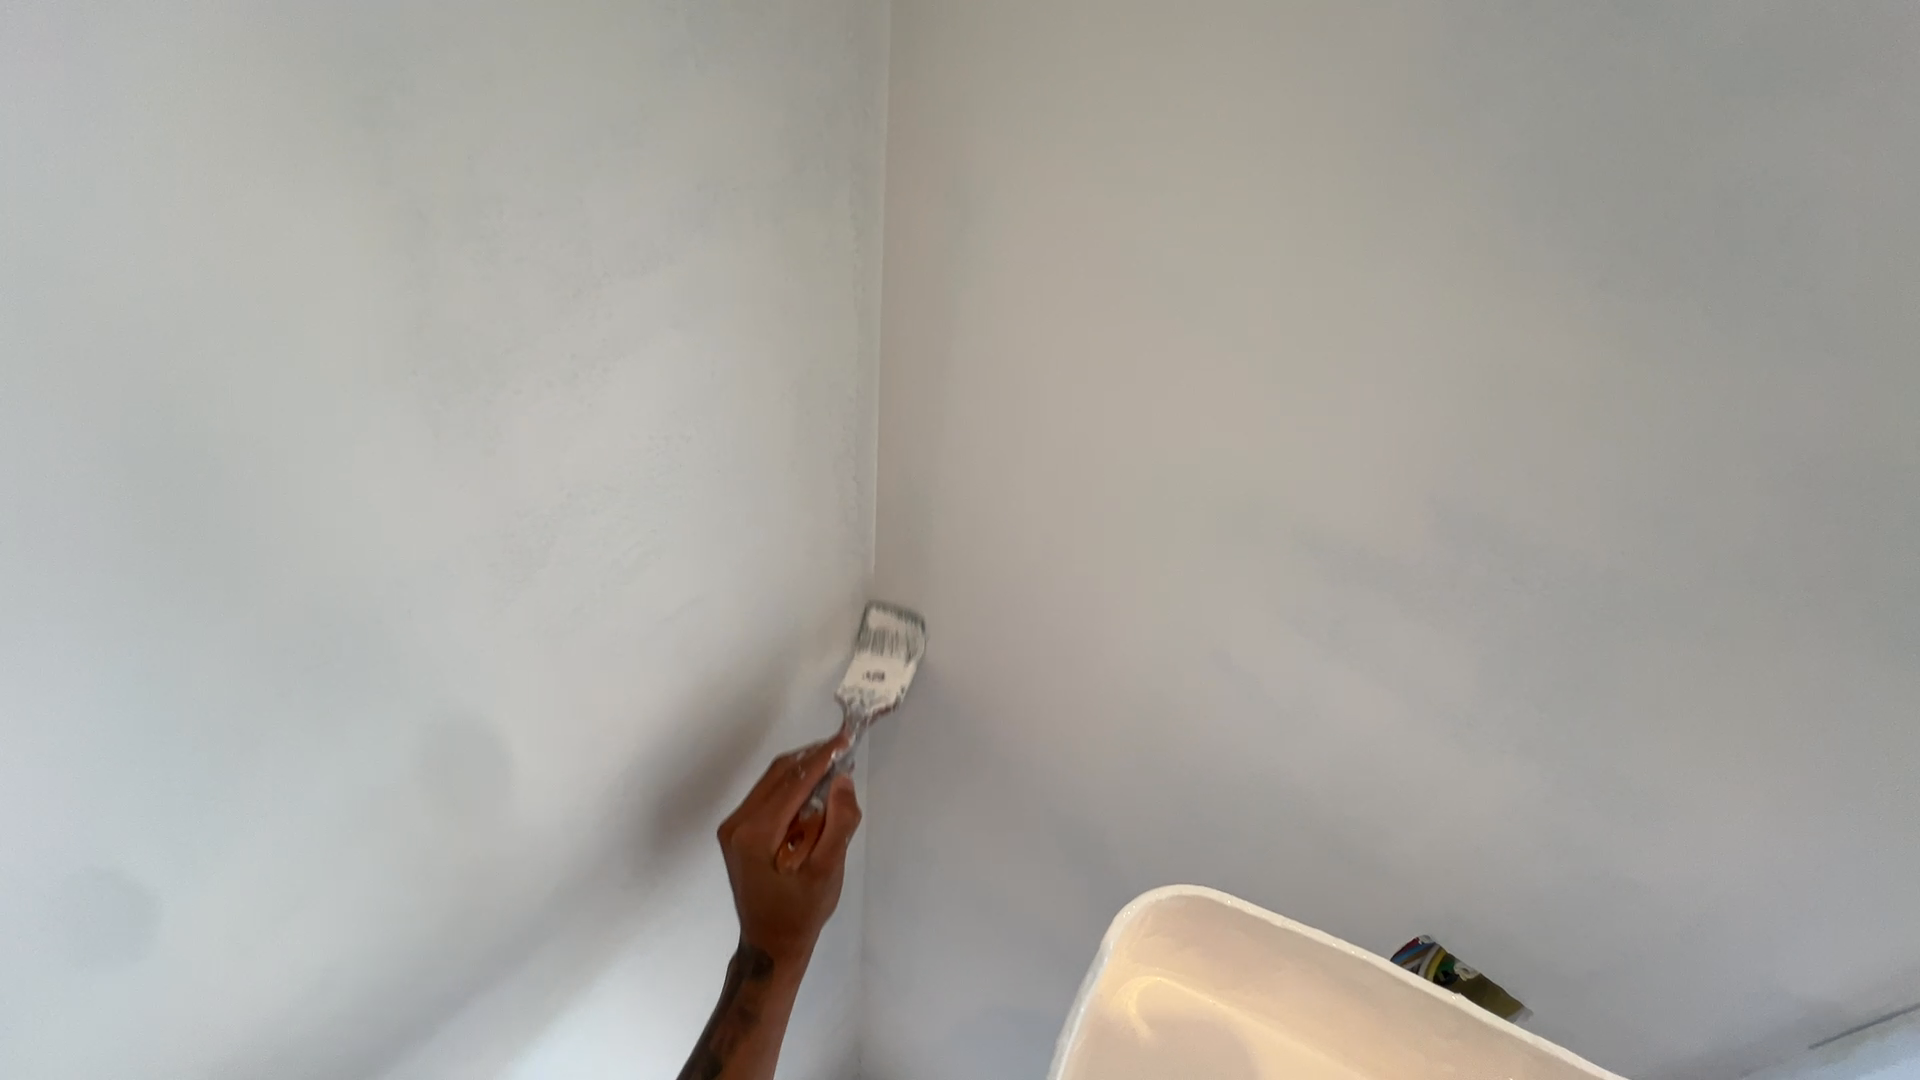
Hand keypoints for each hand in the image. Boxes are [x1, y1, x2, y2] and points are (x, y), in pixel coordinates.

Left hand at [716, 734, 863, 963]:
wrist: (771, 943)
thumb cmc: (802, 911)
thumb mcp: (828, 870)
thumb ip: (839, 822)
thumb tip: (842, 779)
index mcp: (755, 834)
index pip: (793, 782)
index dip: (821, 759)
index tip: (845, 740)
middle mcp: (737, 824)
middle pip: (779, 774)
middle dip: (813, 760)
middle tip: (844, 751)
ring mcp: (733, 827)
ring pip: (772, 780)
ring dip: (803, 771)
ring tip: (834, 768)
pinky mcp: (737, 830)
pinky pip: (768, 794)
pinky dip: (792, 786)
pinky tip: (815, 790)